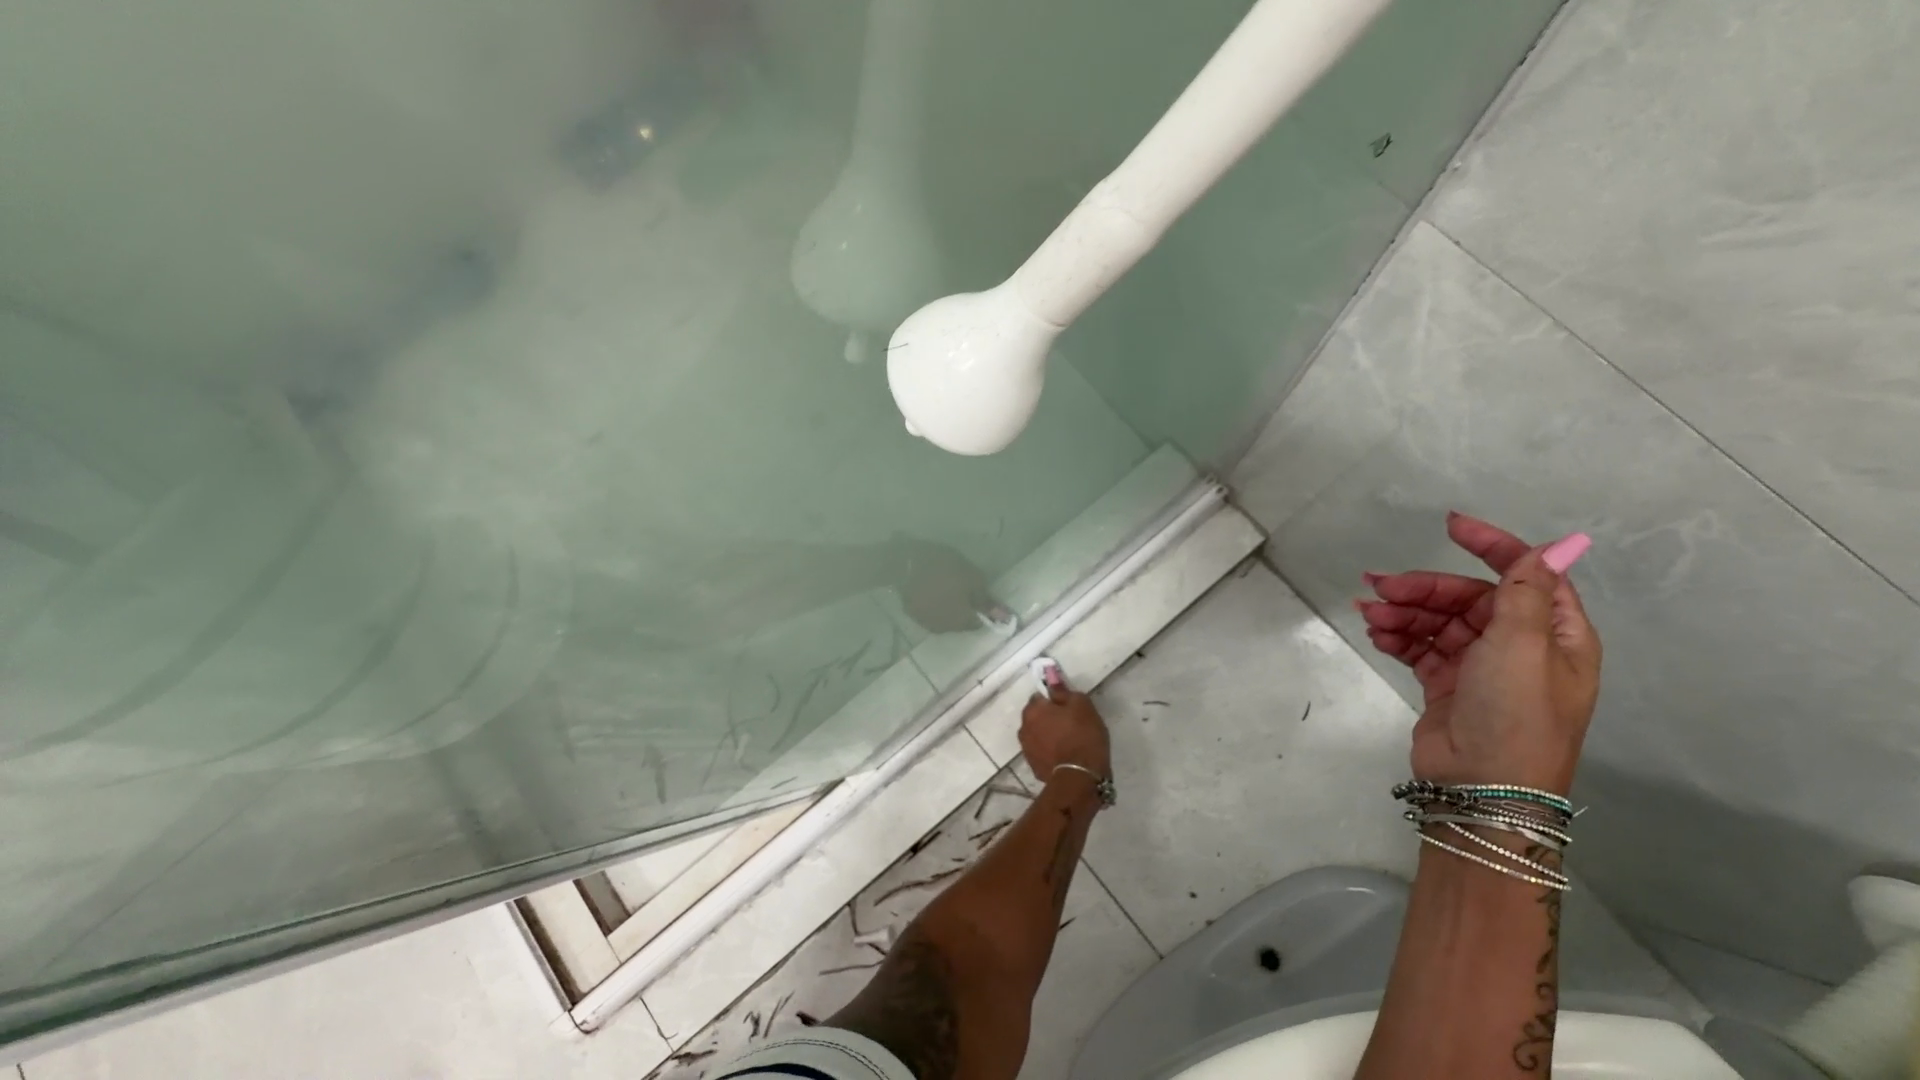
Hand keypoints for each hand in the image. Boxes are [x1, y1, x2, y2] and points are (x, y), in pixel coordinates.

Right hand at [887, 536, 996, 634]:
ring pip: (943, 617)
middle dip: (963, 609)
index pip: (979, 623)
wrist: (907, 562)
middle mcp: (943, 629)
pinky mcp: (910, 611)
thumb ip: (987, 601)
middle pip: (959, 622)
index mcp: (961, 623)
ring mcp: (924, 621)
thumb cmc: (946, 571)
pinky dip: (932, 603)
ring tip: (945, 587)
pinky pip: (928, 610)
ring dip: (947, 607)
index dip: (982, 609)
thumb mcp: (974, 580)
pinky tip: (931, 588)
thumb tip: (1004, 618)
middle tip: (963, 587)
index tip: (980, 593)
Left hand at [1019, 676, 1111, 782]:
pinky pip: (1042, 753)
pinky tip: (1064, 757)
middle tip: (1070, 725)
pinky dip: (1050, 752)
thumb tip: (1052, 684)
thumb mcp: (1081, 705)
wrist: (1080, 776)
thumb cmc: (1082, 735)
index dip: (1054, 701)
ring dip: (1048, 736)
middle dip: (1048, 719)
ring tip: (1068, 743)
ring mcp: (1026, 749)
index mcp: (1033, 710)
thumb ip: (1064, 692)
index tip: (1069, 708)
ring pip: (1037, 735)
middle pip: (1036, 717)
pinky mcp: (1033, 767)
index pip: (1039, 697)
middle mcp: (1023, 727)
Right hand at [1355, 513, 1601, 794]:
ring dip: (1404, 613)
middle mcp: (1521, 647)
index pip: (1525, 575)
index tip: (1449, 525)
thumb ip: (1526, 592)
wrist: (1482, 788)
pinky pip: (1422, 648)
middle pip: (1470, 598)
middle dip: (1426, 589)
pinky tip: (1377, 634)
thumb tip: (1557, 544)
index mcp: (1555, 634)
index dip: (1491, 546)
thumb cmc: (1515, 714)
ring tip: (1369, 615)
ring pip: (1440, 622)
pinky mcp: (1448, 687)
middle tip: (1380, 587)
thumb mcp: (1522, 646)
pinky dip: (1399, 637)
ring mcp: (1482, 668)